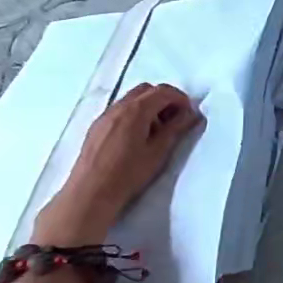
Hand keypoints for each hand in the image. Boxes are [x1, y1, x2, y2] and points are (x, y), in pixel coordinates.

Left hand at [31, 83, 200, 246]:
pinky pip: (120, 110)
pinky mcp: (96, 127)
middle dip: (164, 99)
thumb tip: (192, 114)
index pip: (163, 91)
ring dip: (149, 106)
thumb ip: (176, 128)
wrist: (90, 193)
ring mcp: (105, 115)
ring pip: (132, 99)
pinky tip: (137, 137)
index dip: (181, 99)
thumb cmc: (128, 174)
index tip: (189, 115)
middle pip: (146, 90)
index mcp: (136, 110)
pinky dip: (134, 114)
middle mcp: (118, 107)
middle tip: (175, 120)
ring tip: (157, 131)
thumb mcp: (159, 152)